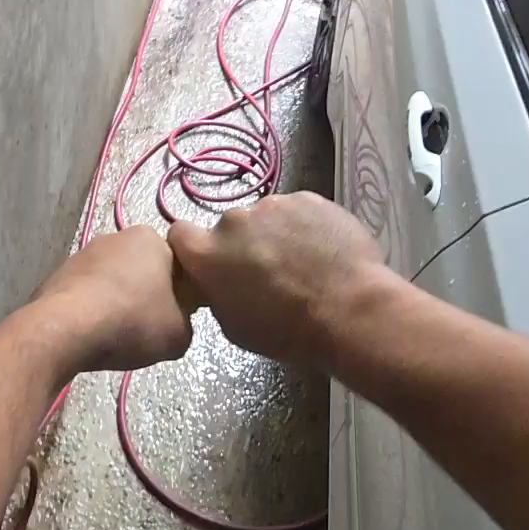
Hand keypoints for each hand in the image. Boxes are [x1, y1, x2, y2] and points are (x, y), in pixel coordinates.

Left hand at [31, 226, 196, 371]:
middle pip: (142, 268)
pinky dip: (92, 307)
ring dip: (117, 300)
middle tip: (147, 325)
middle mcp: (117, 236)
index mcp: (152, 238)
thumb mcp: (179, 334)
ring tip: (115, 332)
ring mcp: (84, 252)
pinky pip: (87, 291)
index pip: (178, 263)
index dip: (180, 292)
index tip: (174, 316)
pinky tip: (92, 330)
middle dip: (146, 293)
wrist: (65, 328)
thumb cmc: (132, 321)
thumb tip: (175, 320)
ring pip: (112, 279)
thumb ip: (185, 321)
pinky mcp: (60, 272)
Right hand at [168, 191, 395, 369]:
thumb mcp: (232, 324)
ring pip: (264, 218)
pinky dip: (304, 226)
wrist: (349, 312)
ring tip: (301, 262)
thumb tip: (218, 279)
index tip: (211, 263)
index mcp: (206, 253)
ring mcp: (272, 205)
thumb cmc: (285, 331)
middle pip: (228, 228)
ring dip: (274, 234)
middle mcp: (232, 220)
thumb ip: (215, 290)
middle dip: (242, 244)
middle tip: (267, 271)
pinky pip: (296, 210)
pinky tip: (322, 251)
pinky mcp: (308, 198)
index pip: (179, 234)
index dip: (193, 247)